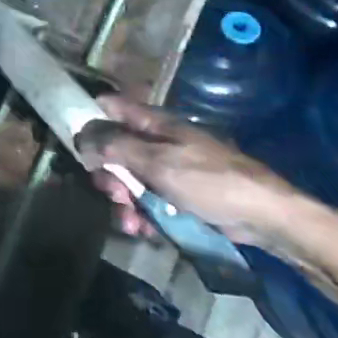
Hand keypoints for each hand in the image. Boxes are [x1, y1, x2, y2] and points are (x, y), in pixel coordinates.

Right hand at [78, 94, 309, 246]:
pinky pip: (148, 201)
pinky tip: (146, 230)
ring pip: (128, 180)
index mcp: (153, 123)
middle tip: (114, 193)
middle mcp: (156, 141)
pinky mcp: (178, 195)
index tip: (74, 143)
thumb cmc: (209, 180)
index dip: (88, 118)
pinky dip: (143, 215)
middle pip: (113, 150)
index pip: (110, 107)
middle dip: (108, 175)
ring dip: (125, 202)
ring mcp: (167, 168)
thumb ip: (115, 147)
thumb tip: (80, 135)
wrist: (263, 215)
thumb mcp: (156, 162)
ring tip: (133, 222)